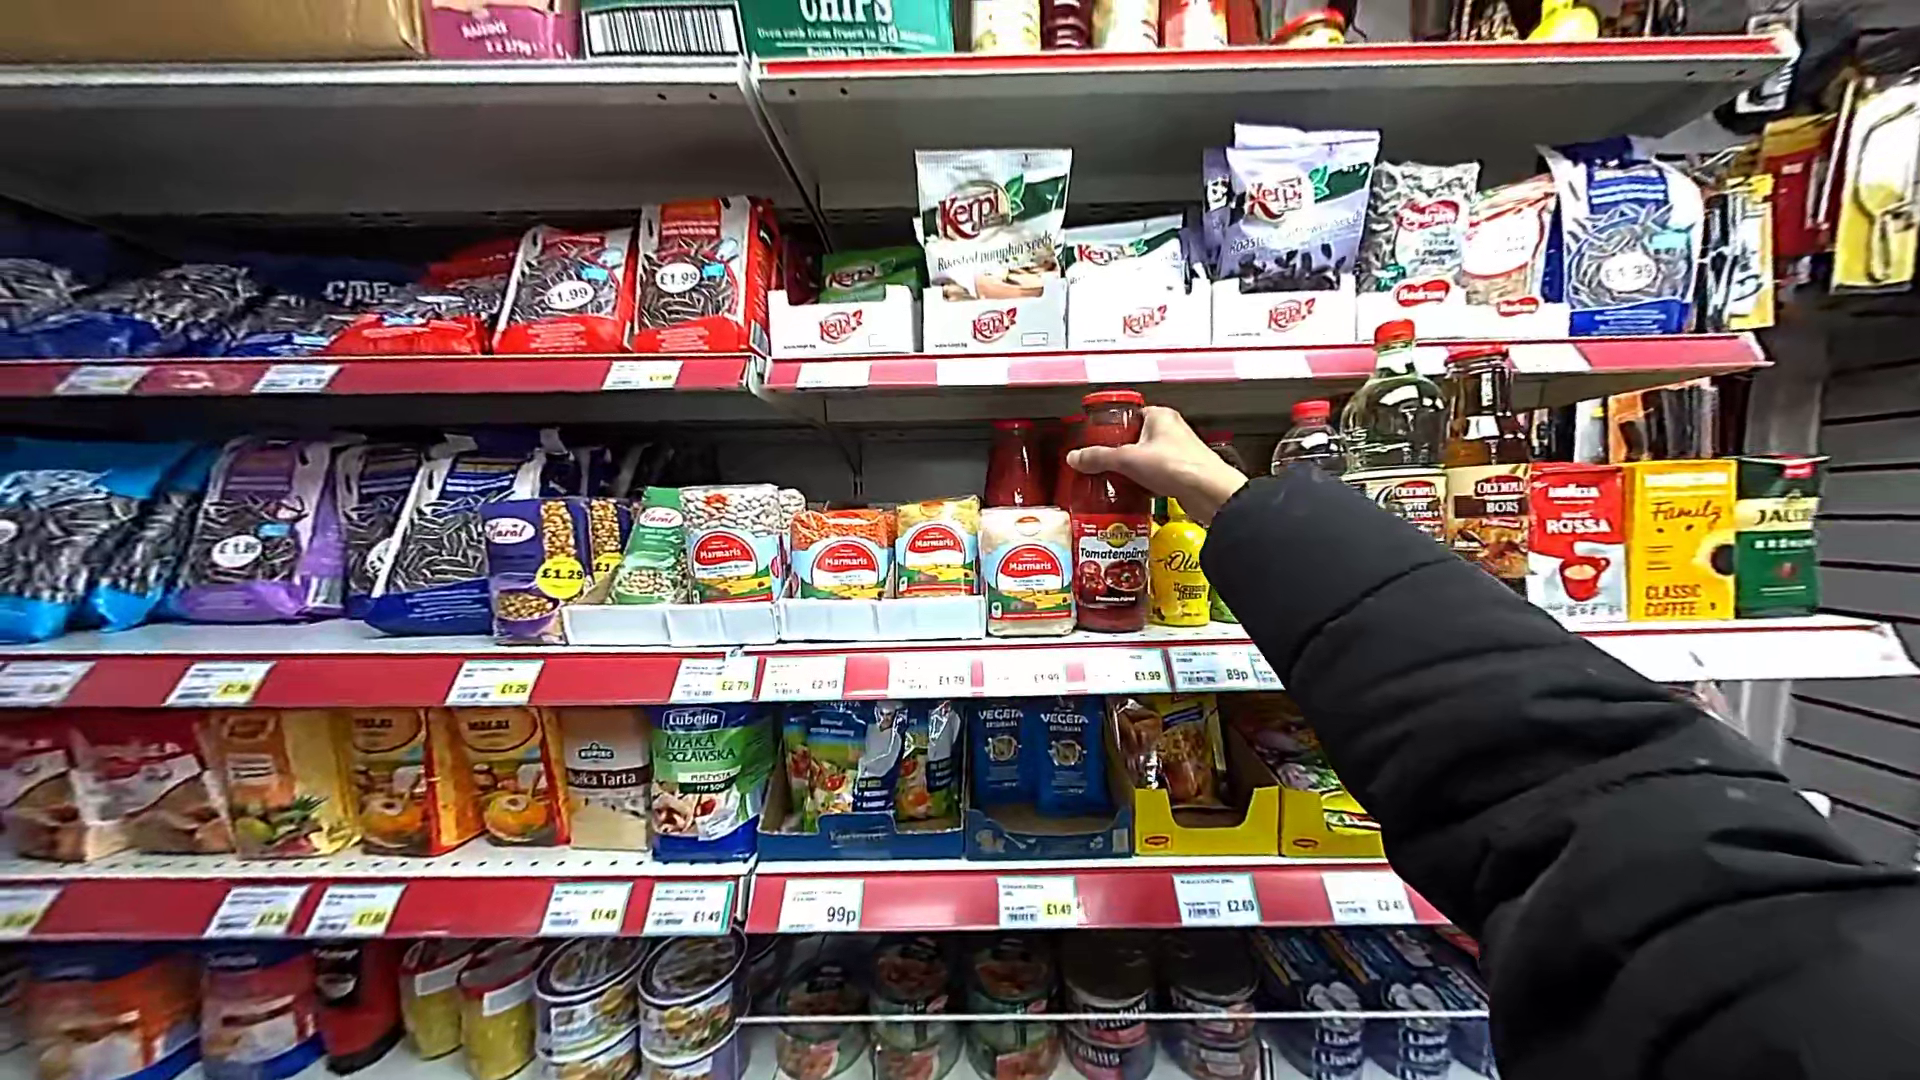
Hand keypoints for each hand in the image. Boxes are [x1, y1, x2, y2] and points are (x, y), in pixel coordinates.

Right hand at [1067, 406, 1247, 524]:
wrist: (1210, 494)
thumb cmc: (1182, 466)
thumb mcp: (1128, 459)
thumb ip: (1099, 458)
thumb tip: (1076, 457)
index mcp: (1160, 416)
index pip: (1129, 414)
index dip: (1111, 425)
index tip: (1096, 436)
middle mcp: (1170, 431)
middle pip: (1134, 438)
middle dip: (1116, 452)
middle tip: (1100, 460)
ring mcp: (1175, 453)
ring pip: (1143, 458)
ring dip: (1128, 469)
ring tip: (1112, 477)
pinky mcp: (1178, 474)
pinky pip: (1152, 475)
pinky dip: (1140, 483)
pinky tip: (1130, 491)